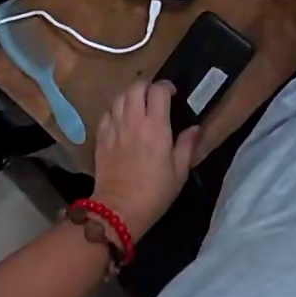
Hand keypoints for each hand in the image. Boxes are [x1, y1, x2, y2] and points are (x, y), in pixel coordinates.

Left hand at [92, 81, 200, 235]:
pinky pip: (107, 113)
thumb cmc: (154, 193)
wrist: (118, 210)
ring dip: (130, 96)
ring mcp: (114, 128)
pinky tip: (121, 120)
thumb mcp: (179, 172)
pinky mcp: (101, 138)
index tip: (172, 94)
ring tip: (137, 105)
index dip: (166, 87)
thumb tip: (194, 128)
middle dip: (146, 86)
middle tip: (154, 96)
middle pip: (136, 87)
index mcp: (156, 127)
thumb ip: (187, 146)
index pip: (158, 91)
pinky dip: (115, 111)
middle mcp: (133, 121)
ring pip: (119, 97)